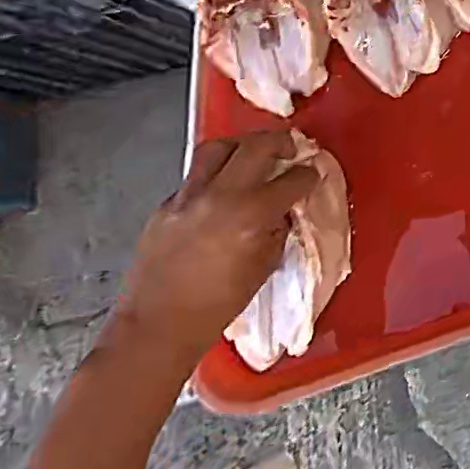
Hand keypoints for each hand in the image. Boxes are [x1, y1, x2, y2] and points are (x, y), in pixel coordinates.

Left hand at [110, 132, 317, 362]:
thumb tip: (284, 208)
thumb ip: (278, 228)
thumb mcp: (265, 264)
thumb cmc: (219, 305)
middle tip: (291, 148)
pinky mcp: (166, 205)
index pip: (292, 179)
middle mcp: (221, 196)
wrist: (157, 326)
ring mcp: (188, 197)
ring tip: (254, 154)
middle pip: (256, 146)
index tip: (313, 174)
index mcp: (252, 214)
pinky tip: (222, 191)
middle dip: (280, 142)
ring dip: (243, 145)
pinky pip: (196, 176)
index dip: (309, 174)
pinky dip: (216, 174)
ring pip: (219, 147)